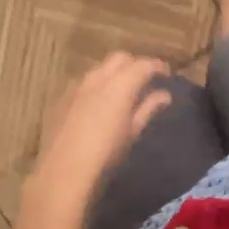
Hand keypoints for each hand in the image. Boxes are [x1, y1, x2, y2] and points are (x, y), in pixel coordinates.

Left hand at [32, 53, 172, 196]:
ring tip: (122, 90)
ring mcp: (76, 86)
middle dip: (134, 64)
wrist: (64, 171)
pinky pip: (84, 82)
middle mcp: (97, 78)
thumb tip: (164, 95)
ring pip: (100, 68)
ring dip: (114, 73)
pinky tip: (99, 103)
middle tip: (145, 79)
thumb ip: (148, 108)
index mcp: (120, 85)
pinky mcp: (62, 97)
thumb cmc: (106, 154)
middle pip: (119, 58)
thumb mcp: (132, 132)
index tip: (167, 73)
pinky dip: (97, 85)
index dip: (157, 66)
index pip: (143, 65)